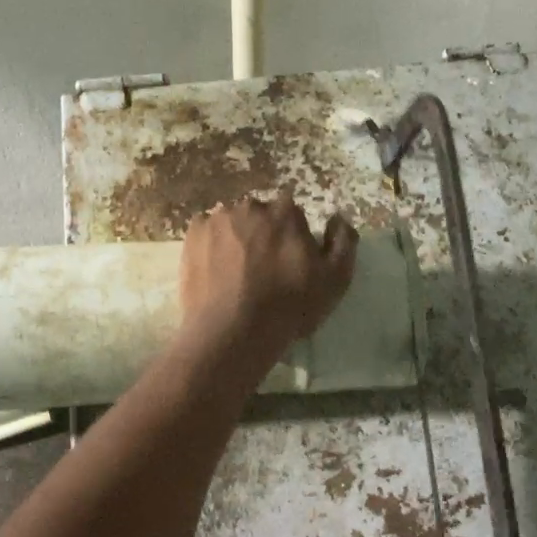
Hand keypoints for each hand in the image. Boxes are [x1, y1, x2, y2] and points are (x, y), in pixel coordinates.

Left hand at [179, 194, 358, 360]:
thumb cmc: (290, 306)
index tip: (289, 262)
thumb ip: (343, 241)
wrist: (233, 331)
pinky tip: (216, 272)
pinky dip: (211, 247)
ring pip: (232, 224)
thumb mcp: (335, 279)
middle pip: (261, 216)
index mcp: (286, 211)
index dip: (292, 238)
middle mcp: (251, 205)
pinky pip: (207, 234)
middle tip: (262, 270)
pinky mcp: (192, 234)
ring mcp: (218, 218)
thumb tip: (338, 218)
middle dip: (263, 235)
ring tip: (235, 274)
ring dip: (236, 239)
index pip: (292, 215)